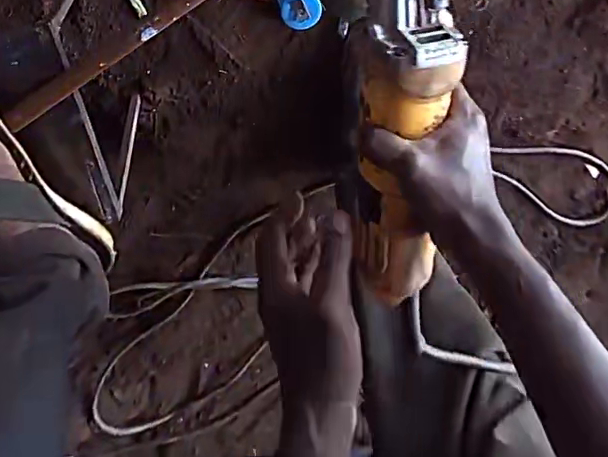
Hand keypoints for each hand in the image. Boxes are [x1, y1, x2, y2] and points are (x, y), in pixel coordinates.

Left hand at [257, 196, 360, 455]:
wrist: (320, 411)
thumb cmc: (324, 357)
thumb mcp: (332, 304)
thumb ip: (334, 259)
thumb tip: (336, 216)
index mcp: (275, 287)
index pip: (271, 239)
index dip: (284, 215)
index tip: (301, 196)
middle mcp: (276, 295)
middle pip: (280, 251)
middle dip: (297, 227)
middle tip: (318, 209)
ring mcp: (288, 310)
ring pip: (293, 266)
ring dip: (307, 245)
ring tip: (329, 228)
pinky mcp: (303, 322)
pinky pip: (305, 282)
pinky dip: (317, 264)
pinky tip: (336, 261)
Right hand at [359, 85, 519, 262]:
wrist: (475, 239)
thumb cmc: (450, 194)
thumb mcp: (410, 165)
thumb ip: (382, 144)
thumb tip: (360, 132)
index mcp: (466, 113)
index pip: (441, 79)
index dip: (414, 76)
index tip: (388, 80)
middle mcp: (468, 124)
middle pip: (431, 103)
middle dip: (404, 107)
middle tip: (379, 109)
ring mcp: (464, 146)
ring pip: (429, 127)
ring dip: (406, 131)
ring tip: (381, 134)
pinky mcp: (457, 165)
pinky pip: (430, 147)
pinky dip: (413, 149)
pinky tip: (394, 159)